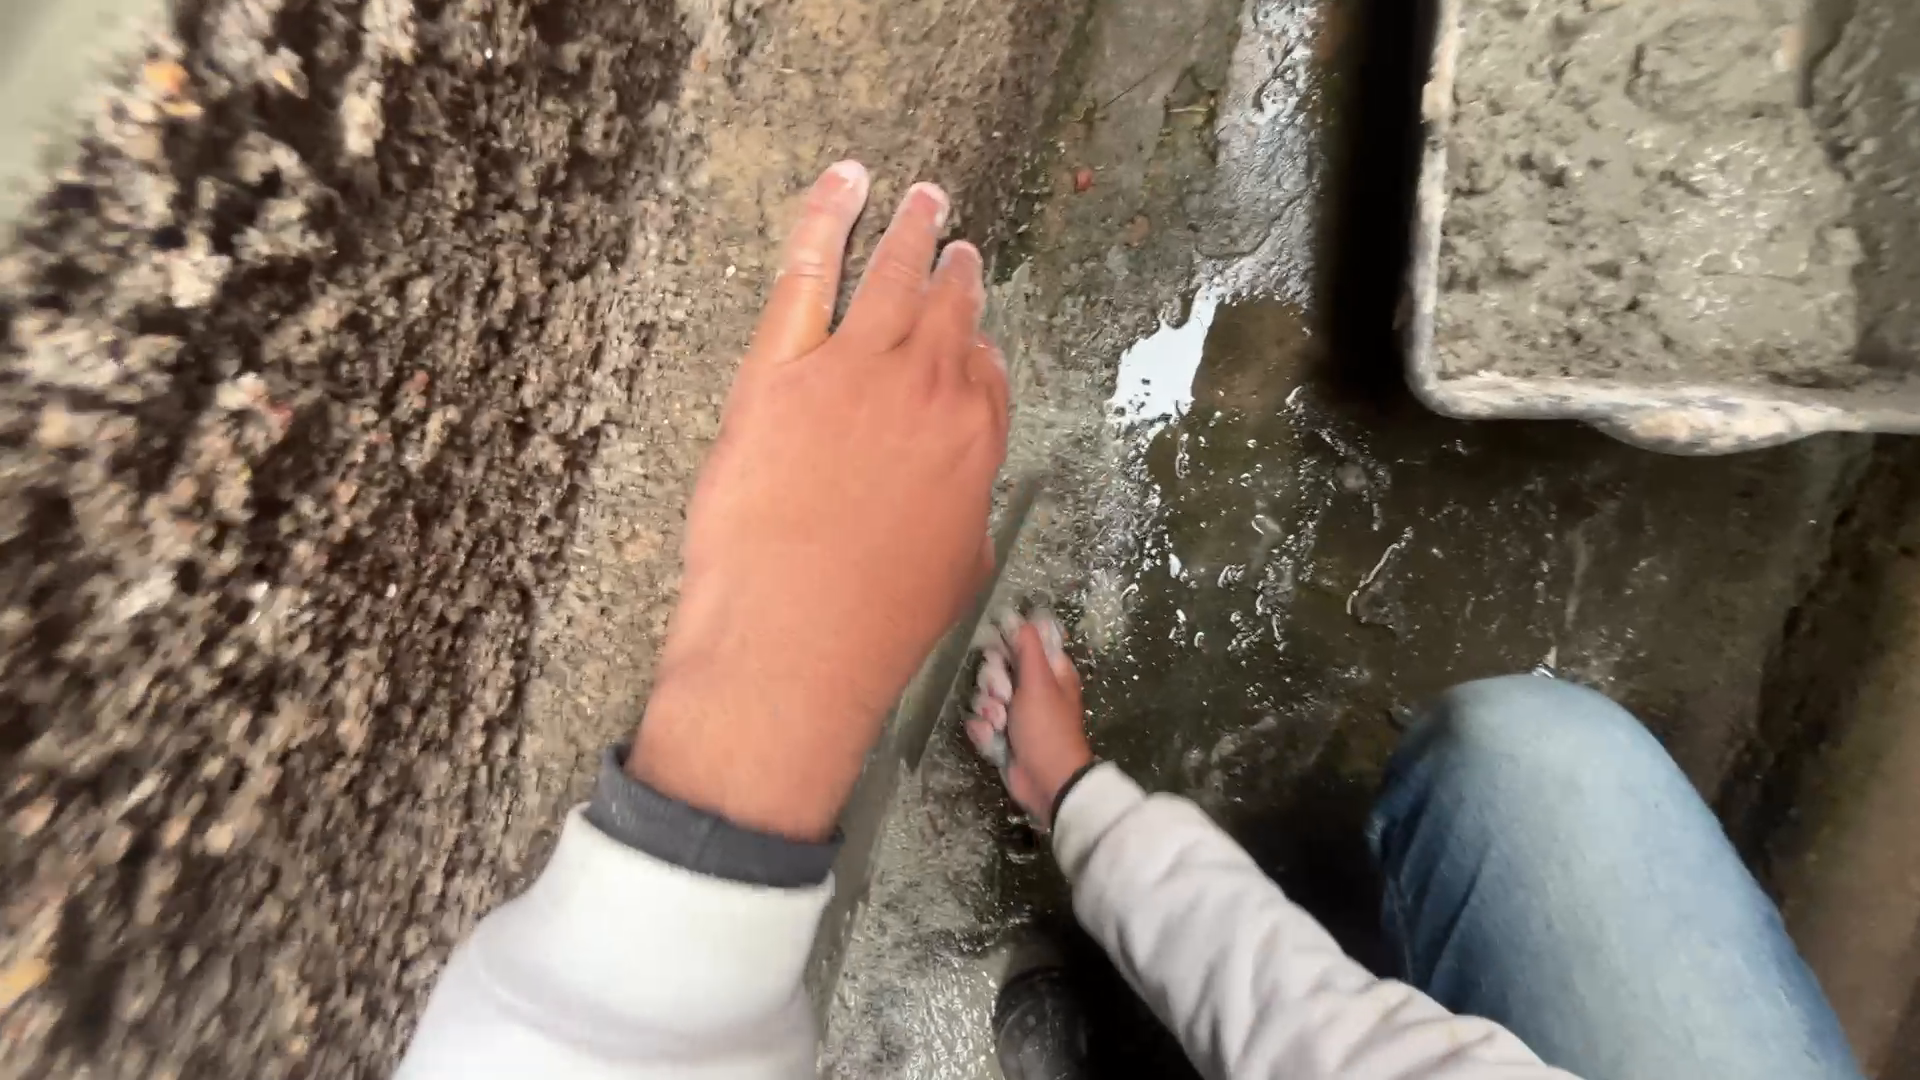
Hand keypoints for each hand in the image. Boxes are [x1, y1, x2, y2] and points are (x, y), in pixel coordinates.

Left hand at [631, 161, 1011, 840]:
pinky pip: (811, 271)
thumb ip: (964, 506)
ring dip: (915, 231)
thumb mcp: (958, 568)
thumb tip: (959, 485)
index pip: (986, 370)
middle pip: (951, 313)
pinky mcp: (783, 370)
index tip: (971, 333)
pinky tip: (848, 181)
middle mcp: (929, 391)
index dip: (978, 346)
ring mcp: (856, 371)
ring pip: (894, 278)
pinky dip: (829, 216)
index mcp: (975, 440)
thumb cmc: (881, 621)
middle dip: (958, 274)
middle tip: (959, 245)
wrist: (797, 640)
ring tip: (926, 200)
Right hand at [968, 613, 1094, 830]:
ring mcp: (1014, 712)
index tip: (999, 653)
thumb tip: (1020, 617)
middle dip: (993, 683)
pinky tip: (994, 739)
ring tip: (1001, 724)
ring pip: (983, 694)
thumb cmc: (1047, 728)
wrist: (1047, 783)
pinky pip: (978, 720)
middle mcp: (1031, 687)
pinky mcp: (1000, 733)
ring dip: (987, 710)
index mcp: (1049, 670)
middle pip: (995, 667)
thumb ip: (1028, 647)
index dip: (1006, 646)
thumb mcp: (1040, 682)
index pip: (1020, 642)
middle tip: (1005, 697)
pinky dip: (984, 731)